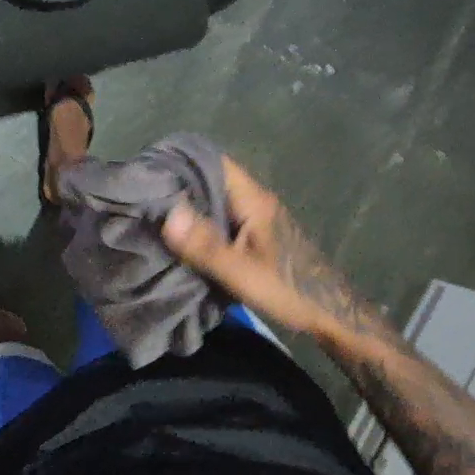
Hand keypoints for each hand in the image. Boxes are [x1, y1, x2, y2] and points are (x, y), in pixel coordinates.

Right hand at [160, 156, 354, 336]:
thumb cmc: (287, 289)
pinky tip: (184, 239)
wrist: (330, 313)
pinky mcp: (259, 238)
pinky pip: (224, 220)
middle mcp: (257, 203)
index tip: (150, 169)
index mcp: (254, 201)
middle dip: (181, 185)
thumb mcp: (239, 271)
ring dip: (191, 207)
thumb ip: (203, 244)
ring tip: (155, 214)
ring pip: (218, 202)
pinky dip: (203, 224)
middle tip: (144, 194)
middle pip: (213, 180)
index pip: (215, 162)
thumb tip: (167, 213)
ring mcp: (260, 220)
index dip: (183, 161)